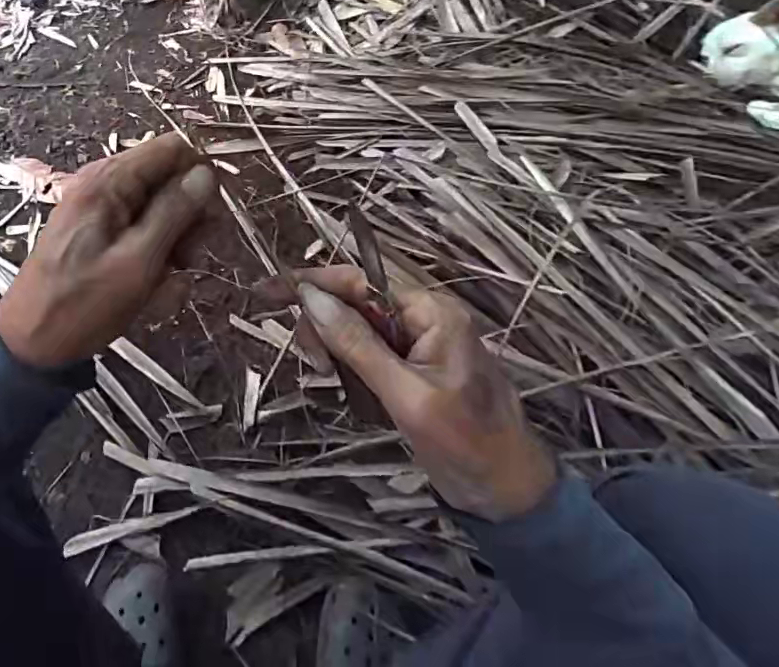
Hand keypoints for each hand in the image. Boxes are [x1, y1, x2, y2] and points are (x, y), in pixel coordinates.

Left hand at [0, 135, 216, 368]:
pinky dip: (156, 250)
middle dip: (189, 214)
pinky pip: (142, 227)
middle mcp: (104, 184)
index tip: (212, 218)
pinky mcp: (100, 230)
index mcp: (108, 181)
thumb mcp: (137, 262)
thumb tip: (205, 174)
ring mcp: (100, 206)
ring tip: (171, 276)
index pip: (172, 148)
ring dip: (176, 238)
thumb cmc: (82, 304)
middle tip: (190, 257)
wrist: (31, 342)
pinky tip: (154, 281)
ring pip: (160, 205)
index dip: (200, 177)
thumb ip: (173, 213)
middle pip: (168, 177)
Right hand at [285, 266, 556, 519]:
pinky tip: (351, 388)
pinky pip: (367, 350)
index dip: (313, 282)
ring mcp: (418, 341)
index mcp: (431, 312)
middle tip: (317, 366)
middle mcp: (424, 317)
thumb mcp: (406, 395)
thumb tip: (310, 297)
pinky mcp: (412, 365)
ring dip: (336, 349)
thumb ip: (357, 344)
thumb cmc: (467, 446)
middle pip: (354, 301)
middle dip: (325, 325)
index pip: (360, 281)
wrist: (510, 497)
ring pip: (355, 326)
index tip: (269, 290)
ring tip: (335, 382)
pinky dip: (350, 365)